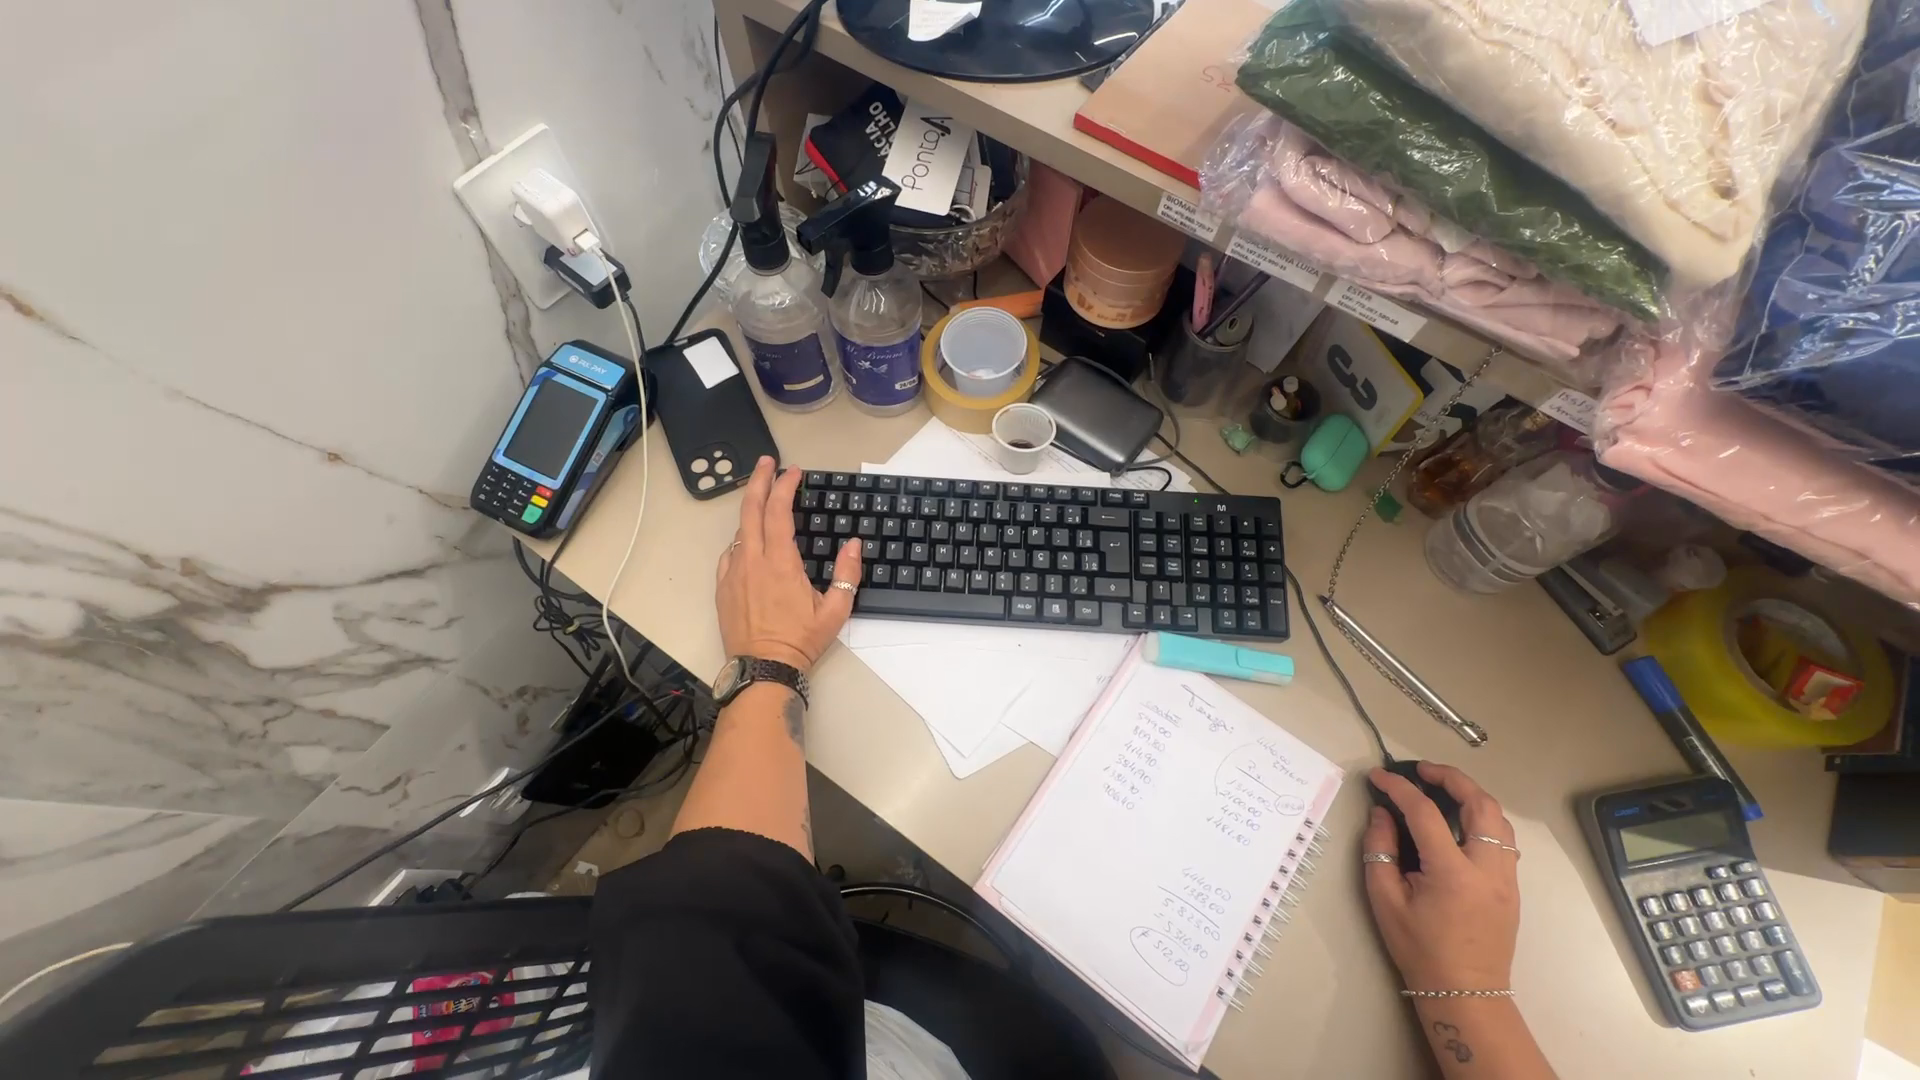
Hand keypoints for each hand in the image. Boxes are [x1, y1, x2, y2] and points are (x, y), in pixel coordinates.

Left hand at [715, 457, 860, 673]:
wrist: (762, 669)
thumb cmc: (799, 642)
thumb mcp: (836, 610)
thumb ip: (848, 573)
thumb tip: (854, 545)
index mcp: (780, 563)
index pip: (779, 512)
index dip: (786, 486)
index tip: (794, 472)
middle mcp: (752, 561)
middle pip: (750, 509)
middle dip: (760, 480)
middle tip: (768, 462)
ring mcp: (733, 573)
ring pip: (739, 529)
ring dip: (751, 509)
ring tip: (763, 499)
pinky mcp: (723, 588)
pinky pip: (729, 553)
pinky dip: (741, 539)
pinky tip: (749, 541)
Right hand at [1361, 763, 1519, 991]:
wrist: (1465, 991)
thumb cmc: (1419, 947)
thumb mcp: (1384, 898)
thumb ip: (1380, 848)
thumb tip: (1382, 813)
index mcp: (1452, 873)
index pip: (1425, 812)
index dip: (1399, 787)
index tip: (1379, 776)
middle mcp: (1488, 869)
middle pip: (1481, 805)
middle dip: (1451, 778)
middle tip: (1422, 770)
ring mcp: (1506, 878)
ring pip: (1499, 820)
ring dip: (1472, 795)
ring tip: (1442, 787)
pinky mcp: (1511, 886)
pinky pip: (1503, 839)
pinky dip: (1482, 817)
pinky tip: (1459, 819)